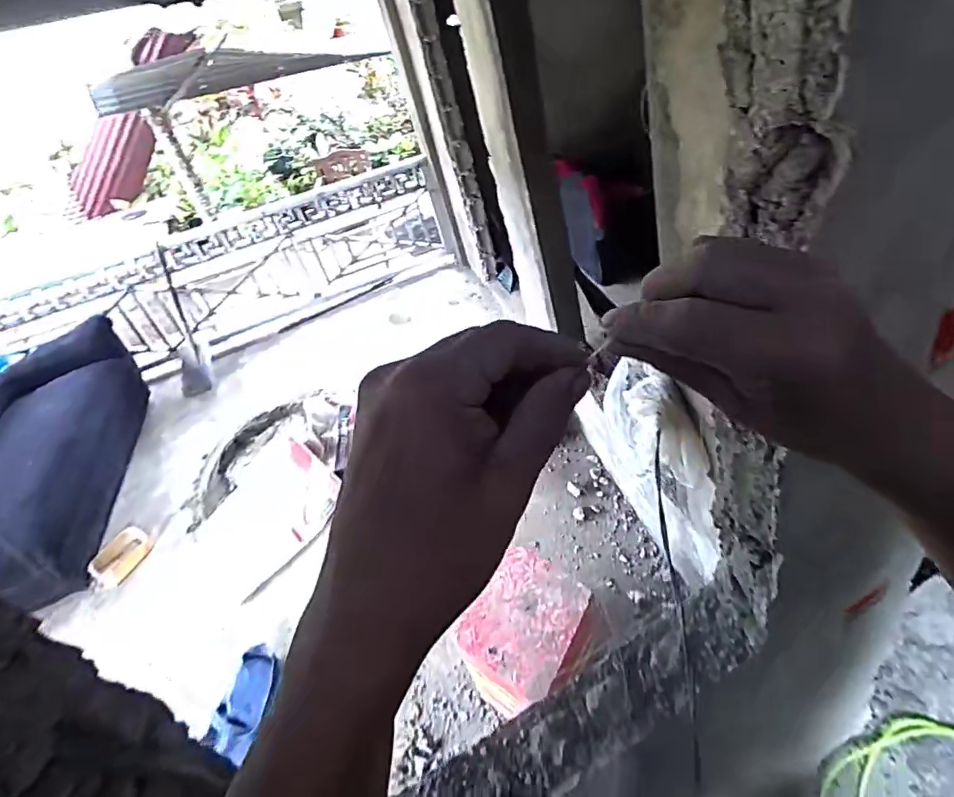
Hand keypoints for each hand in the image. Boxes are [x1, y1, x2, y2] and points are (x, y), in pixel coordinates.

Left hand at [300, 321, 589, 690]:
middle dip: (528, 366)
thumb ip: (546, 413)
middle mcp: (395, 375)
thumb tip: (574, 374)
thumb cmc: (442, 553)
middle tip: (570, 394)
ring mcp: (380, 396)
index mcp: (426, 384)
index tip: (586, 366)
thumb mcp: (509, 478)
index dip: (551, 347)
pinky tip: (499, 427)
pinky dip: (472, 397)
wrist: (367, 614)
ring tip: (540, 416)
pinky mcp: (376, 417)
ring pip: (458, 365)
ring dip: (502, 383)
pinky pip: (435, 387)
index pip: (502, 338)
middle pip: (478, 347)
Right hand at [600, 237, 925, 472]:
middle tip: (640, 313)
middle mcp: (801, 298)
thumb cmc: (813, 426)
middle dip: (659, 287)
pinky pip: (740, 249)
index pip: (693, 320)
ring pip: (718, 249)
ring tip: (668, 304)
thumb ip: (679, 363)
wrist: (886, 409)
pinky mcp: (810, 259)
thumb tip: (621, 337)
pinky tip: (704, 294)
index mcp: (786, 351)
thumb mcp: (740, 406)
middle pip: (704, 268)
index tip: (612, 325)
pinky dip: (709, 267)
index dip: (643, 320)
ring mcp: (810, 271)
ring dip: (681, 273)